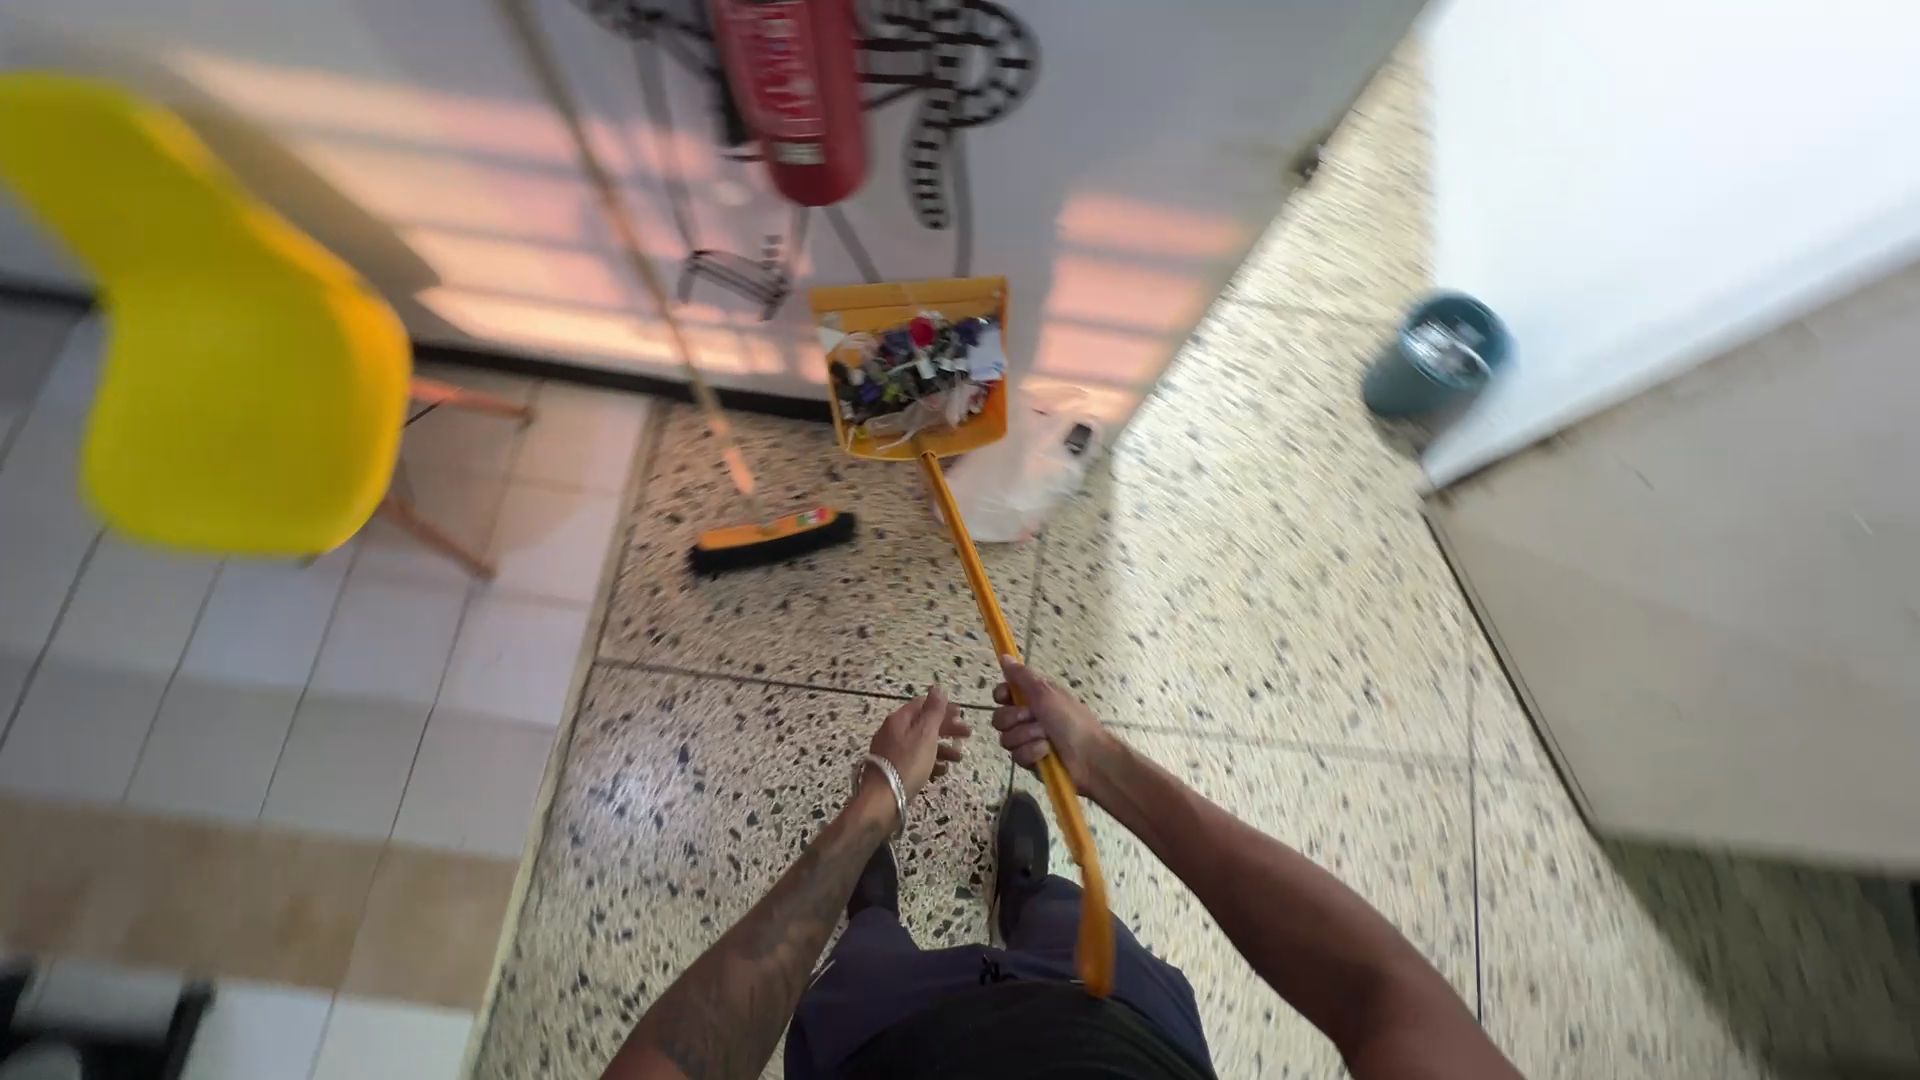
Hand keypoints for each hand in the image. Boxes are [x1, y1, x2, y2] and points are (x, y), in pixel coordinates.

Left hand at [867, 684, 971, 802]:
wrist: (882, 800)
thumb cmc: (907, 764)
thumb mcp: (925, 734)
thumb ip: (933, 710)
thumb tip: (937, 687)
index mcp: (899, 720)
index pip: (923, 705)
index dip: (944, 708)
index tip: (962, 714)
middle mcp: (893, 732)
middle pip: (924, 725)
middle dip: (947, 728)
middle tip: (967, 734)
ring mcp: (892, 751)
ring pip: (921, 744)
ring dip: (942, 748)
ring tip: (959, 758)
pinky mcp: (893, 770)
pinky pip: (915, 761)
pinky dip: (930, 763)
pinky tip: (941, 772)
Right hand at [991, 656, 1120, 798]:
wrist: (1089, 756)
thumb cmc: (1070, 719)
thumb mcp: (1046, 693)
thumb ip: (1022, 676)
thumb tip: (1004, 656)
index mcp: (1033, 697)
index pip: (1003, 693)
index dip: (1001, 695)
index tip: (1005, 697)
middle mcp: (1028, 717)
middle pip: (1000, 718)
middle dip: (1016, 719)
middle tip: (1034, 718)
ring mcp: (1028, 740)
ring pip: (1007, 738)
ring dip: (1027, 736)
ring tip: (1046, 738)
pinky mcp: (1030, 760)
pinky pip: (1017, 756)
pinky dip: (1032, 752)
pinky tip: (1046, 752)